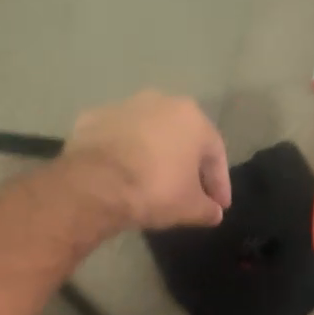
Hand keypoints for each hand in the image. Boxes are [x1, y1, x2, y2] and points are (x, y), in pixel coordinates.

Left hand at [61, 91, 230, 231]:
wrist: (96, 184)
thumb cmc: (156, 190)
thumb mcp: (192, 208)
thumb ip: (208, 209)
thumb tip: (214, 212)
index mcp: (192, 118)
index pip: (216, 154)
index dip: (220, 184)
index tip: (219, 207)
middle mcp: (161, 102)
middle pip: (183, 138)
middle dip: (188, 165)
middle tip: (190, 192)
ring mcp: (124, 106)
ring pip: (149, 134)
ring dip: (156, 155)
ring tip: (154, 183)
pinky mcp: (93, 117)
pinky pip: (119, 138)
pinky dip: (125, 154)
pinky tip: (124, 176)